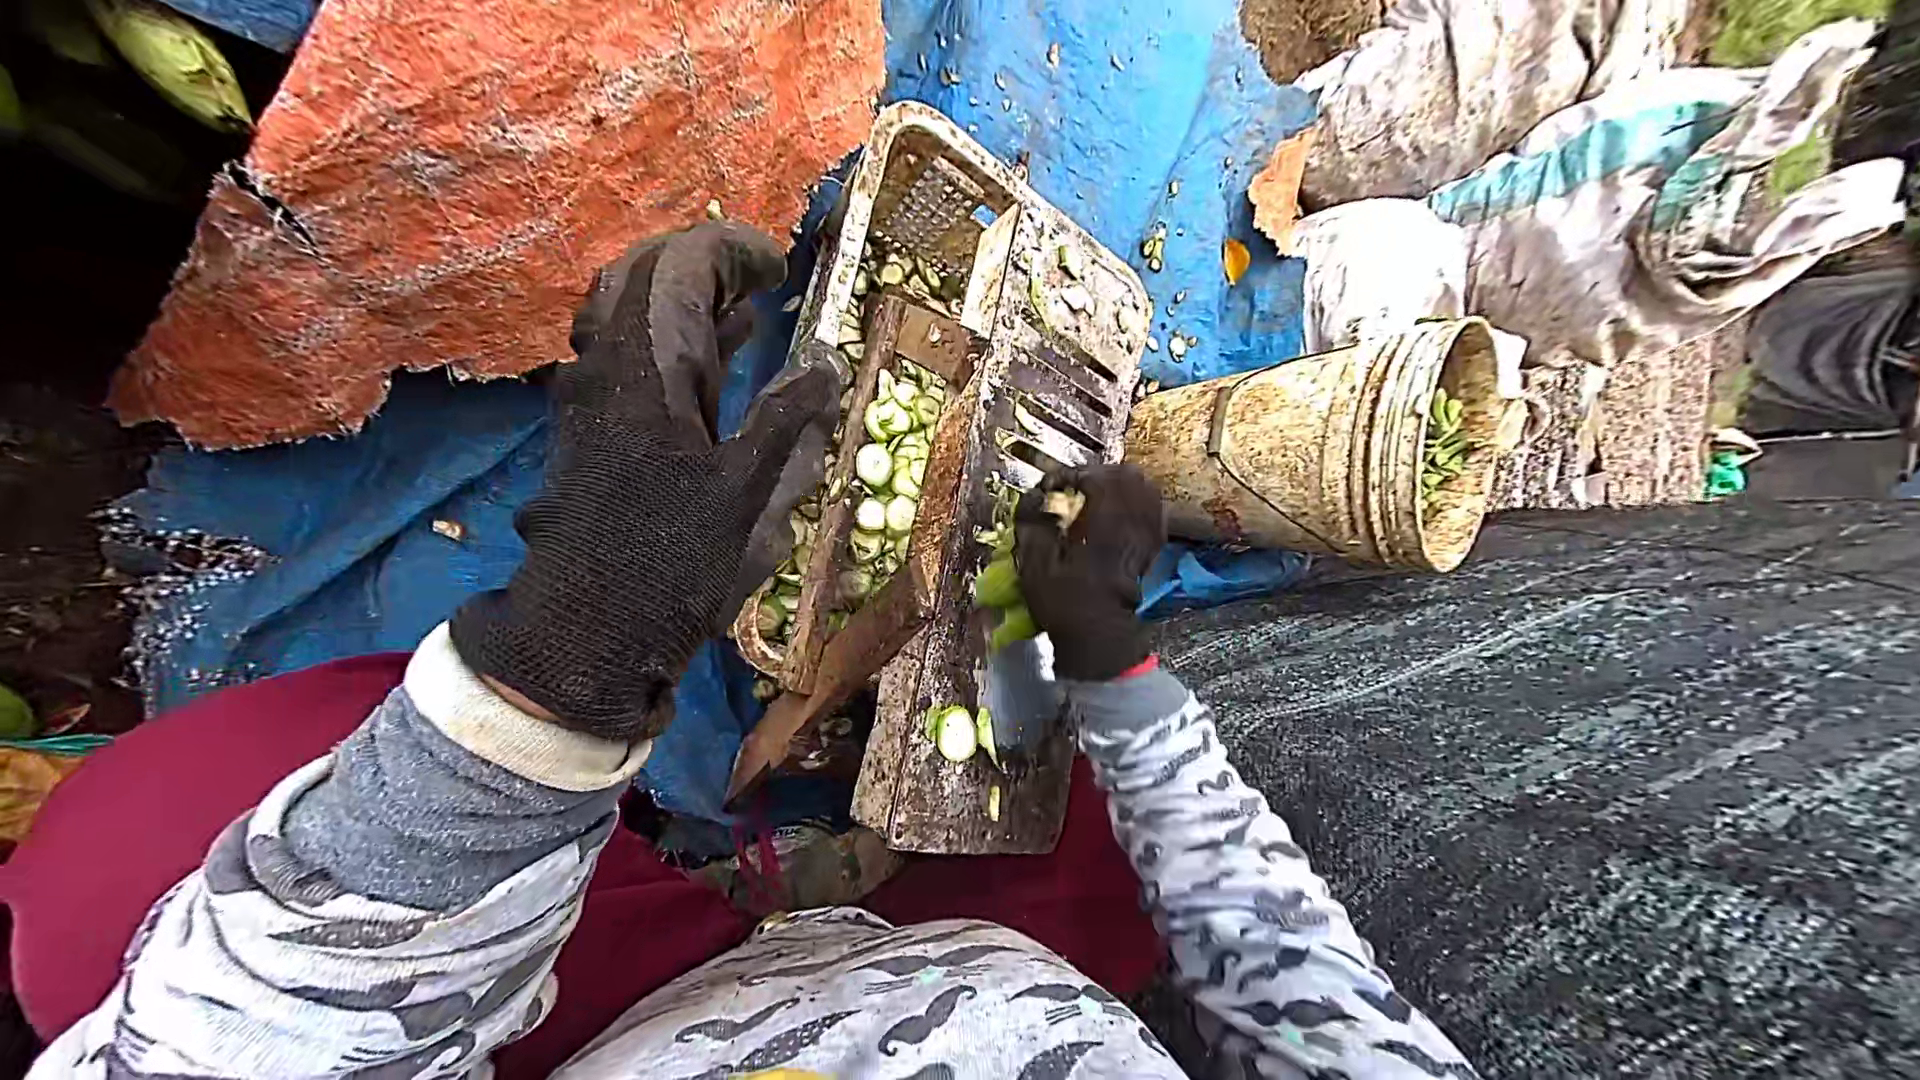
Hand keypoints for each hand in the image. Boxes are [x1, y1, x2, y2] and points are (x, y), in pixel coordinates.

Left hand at [452, 224, 837, 740]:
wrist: (591, 628)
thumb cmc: (671, 560)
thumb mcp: (745, 492)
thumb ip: (785, 420)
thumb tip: (825, 367)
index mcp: (645, 372)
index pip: (678, 267)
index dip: (732, 251)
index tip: (781, 265)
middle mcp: (609, 369)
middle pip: (645, 279)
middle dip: (707, 265)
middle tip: (765, 278)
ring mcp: (598, 399)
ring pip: (636, 319)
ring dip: (693, 303)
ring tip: (753, 305)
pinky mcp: (602, 430)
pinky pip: (639, 363)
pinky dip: (681, 347)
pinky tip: (721, 358)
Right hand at [1013, 465, 1165, 681]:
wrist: (1101, 640)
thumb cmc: (1066, 607)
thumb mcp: (1035, 568)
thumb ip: (1031, 526)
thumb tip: (1034, 499)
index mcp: (1104, 527)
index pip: (1095, 477)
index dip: (1069, 473)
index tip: (1051, 486)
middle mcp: (1133, 525)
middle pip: (1126, 475)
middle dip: (1095, 472)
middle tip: (1073, 485)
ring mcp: (1149, 536)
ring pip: (1144, 488)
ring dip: (1117, 483)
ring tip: (1094, 495)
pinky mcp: (1154, 547)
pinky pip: (1152, 507)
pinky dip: (1134, 500)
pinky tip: (1116, 512)